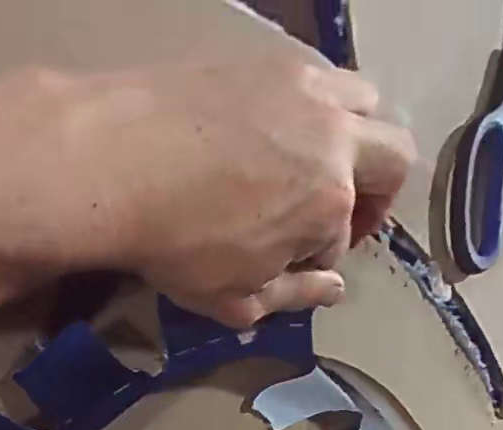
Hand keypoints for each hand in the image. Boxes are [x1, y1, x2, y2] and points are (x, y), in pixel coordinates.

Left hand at [71, 59, 414, 328]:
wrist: (110, 162)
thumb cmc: (177, 246)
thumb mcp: (239, 298)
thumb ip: (297, 294)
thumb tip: (334, 289)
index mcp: (330, 200)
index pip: (343, 238)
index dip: (320, 259)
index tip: (292, 264)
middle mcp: (330, 133)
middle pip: (393, 153)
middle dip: (377, 192)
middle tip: (338, 213)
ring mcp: (298, 86)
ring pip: (361, 101)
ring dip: (352, 139)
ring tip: (308, 167)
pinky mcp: (260, 59)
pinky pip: (311, 79)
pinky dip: (310, 110)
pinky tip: (267, 136)